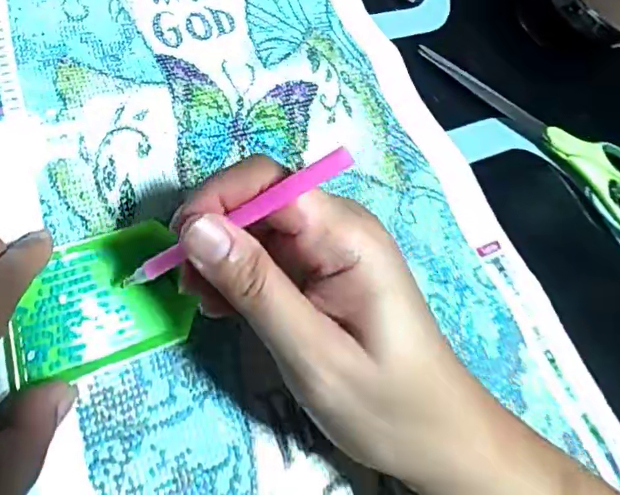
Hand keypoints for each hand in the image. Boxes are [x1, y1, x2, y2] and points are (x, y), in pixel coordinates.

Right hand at [172, 156, 613, 494]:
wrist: (440, 439)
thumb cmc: (386, 402)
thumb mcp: (312, 353)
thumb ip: (254, 286)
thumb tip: (195, 226)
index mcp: (345, 231)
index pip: (271, 181)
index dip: (219, 198)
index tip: (179, 243)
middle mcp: (336, 222)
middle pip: (261, 194)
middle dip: (214, 225)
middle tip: (182, 278)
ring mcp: (328, 243)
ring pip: (258, 222)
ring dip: (220, 251)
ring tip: (200, 298)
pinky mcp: (320, 266)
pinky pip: (267, 250)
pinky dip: (237, 271)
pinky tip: (223, 304)